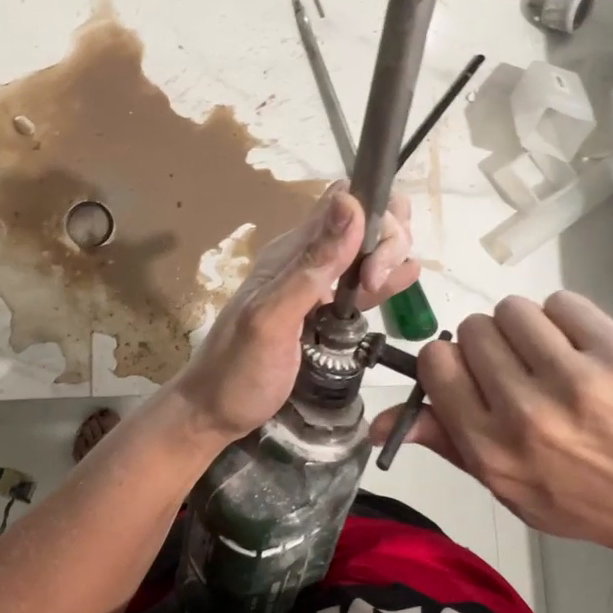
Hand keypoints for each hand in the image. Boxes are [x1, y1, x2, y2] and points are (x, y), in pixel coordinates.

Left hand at [172, 182, 419, 444]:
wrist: (214, 413)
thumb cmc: (238, 370)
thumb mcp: (272, 318)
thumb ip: (312, 264)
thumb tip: (349, 202)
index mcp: (291, 250)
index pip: (342, 199)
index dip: (372, 213)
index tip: (374, 257)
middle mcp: (307, 258)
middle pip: (363, 220)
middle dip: (388, 239)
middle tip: (376, 283)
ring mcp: (318, 284)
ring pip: (368, 248)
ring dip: (390, 259)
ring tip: (381, 291)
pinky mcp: (328, 311)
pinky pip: (364, 281)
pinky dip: (387, 279)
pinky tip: (398, 286)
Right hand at [369, 291, 612, 574]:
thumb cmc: (602, 507)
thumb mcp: (516, 494)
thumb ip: (450, 447)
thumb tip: (376, 420)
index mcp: (495, 451)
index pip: (437, 364)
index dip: (450, 363)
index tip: (472, 375)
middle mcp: (526, 413)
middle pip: (472, 330)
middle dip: (489, 345)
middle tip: (520, 371)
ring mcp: (575, 379)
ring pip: (512, 310)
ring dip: (524, 327)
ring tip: (552, 356)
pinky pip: (562, 303)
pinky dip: (566, 319)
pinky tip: (584, 349)